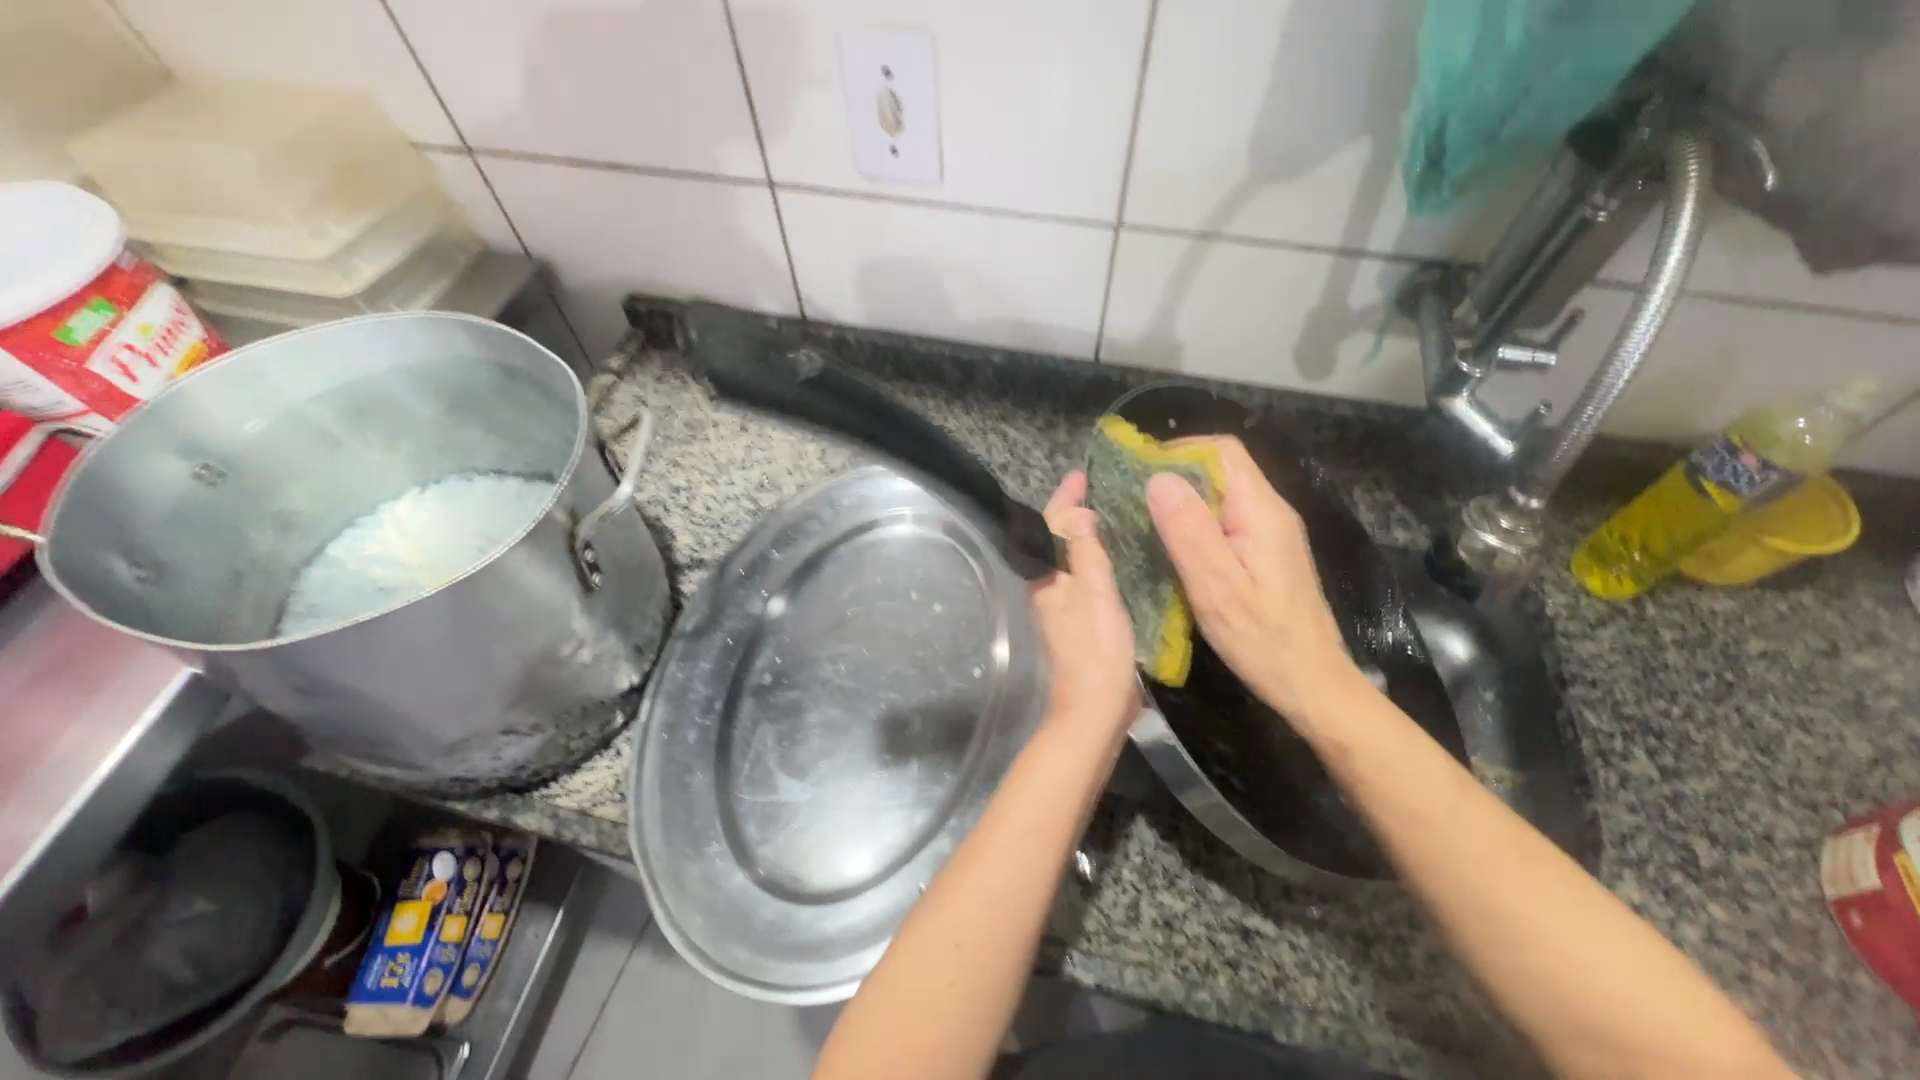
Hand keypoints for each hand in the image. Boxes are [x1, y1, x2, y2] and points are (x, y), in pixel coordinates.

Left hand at [1029, 470, 1138, 752]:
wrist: (1094, 709)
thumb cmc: (1096, 650)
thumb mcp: (1095, 594)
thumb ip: (1085, 552)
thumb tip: (1076, 512)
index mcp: (1048, 579)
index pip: (1051, 526)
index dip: (1065, 499)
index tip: (1081, 474)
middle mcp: (1049, 589)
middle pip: (1057, 541)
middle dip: (1073, 513)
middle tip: (1097, 489)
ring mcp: (1062, 607)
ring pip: (1071, 560)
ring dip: (1085, 535)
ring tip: (1110, 515)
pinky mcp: (1079, 623)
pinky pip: (1085, 578)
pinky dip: (1096, 560)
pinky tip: (1118, 559)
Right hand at [1145, 437, 1358, 716]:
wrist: (1310, 681)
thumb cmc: (1262, 639)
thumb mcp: (1216, 587)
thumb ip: (1188, 530)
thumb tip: (1159, 477)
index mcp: (1260, 511)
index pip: (1221, 451)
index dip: (1177, 452)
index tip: (1138, 474)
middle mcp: (1270, 512)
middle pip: (1220, 469)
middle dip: (1175, 477)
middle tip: (1133, 503)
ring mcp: (1270, 532)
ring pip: (1221, 495)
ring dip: (1183, 503)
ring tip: (1145, 524)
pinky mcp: (1266, 553)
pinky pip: (1226, 520)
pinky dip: (1196, 525)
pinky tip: (1173, 550)